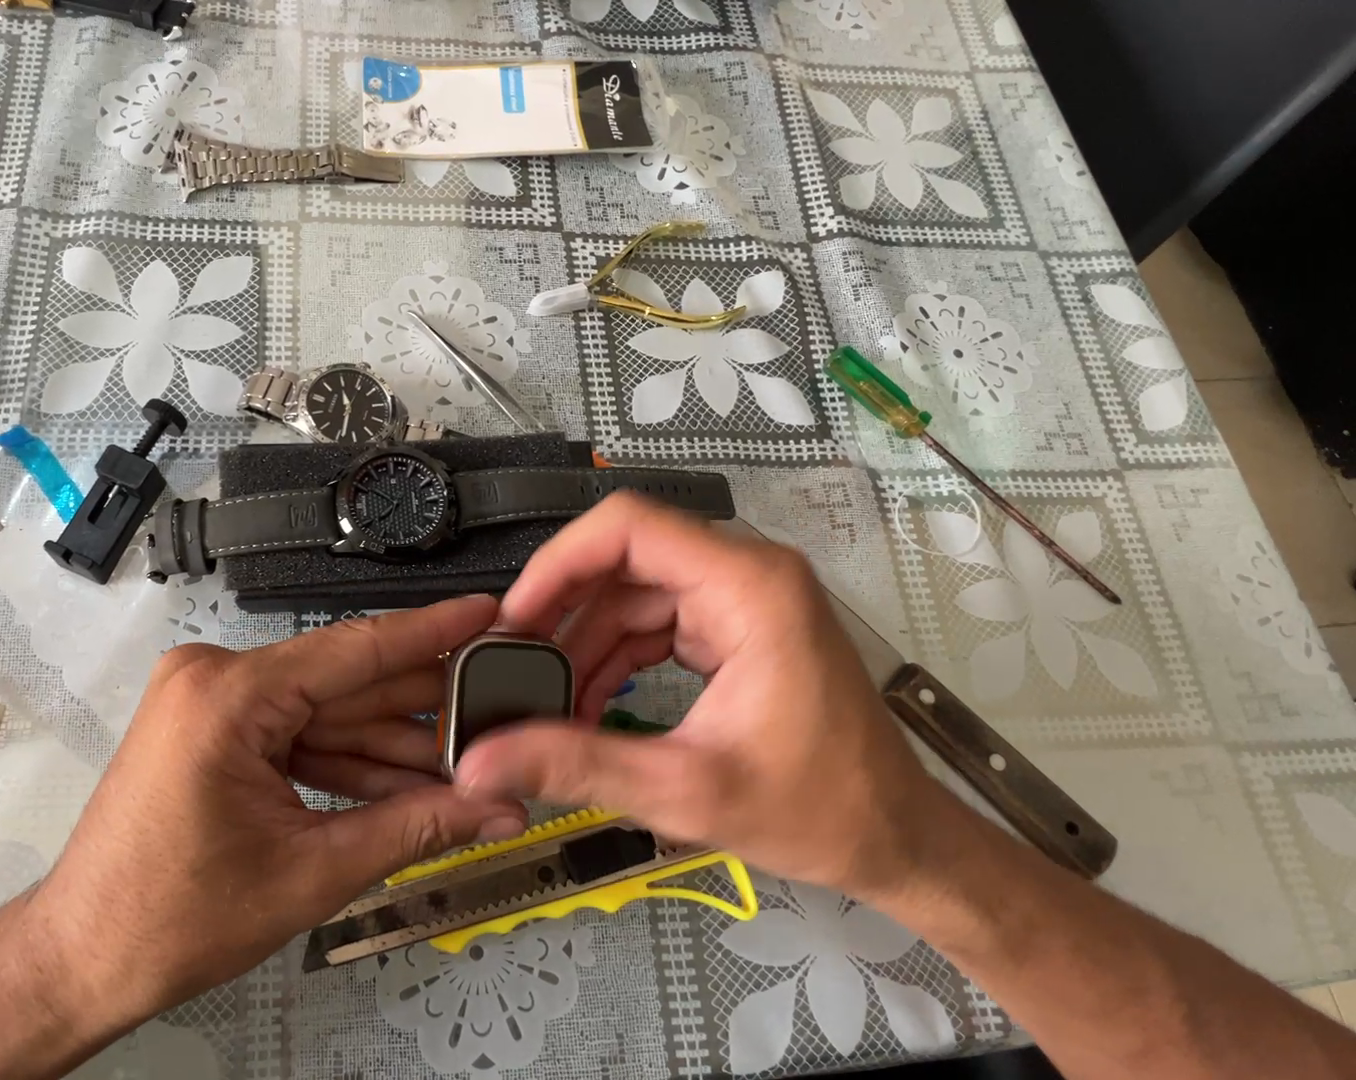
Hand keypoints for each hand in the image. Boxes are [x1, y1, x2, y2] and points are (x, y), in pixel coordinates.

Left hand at [32, 596, 527, 1041]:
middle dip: (421, 710)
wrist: (84, 959)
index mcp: (226, 695)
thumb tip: (488, 807)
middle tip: (491, 718)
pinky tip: (406, 784)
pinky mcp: (216, 730)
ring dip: (392, 744)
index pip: (355, 647)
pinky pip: (300, 732)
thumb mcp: (312, 870)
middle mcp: (214, 680)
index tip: (482, 614)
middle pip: (347, 682)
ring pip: (328, 711)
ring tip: (461, 768)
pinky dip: (349, 760)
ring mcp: (212, 703)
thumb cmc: (162, 918)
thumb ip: (415, 828)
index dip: (432, 631)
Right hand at [454, 493, 956, 899]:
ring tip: (543, 698)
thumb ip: (576, 765)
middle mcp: (745, 574)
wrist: (898, 842)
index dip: (559, 562)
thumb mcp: (686, 791)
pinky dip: (612, 658)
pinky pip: (653, 622)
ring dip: (583, 643)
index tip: (515, 619)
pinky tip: (585, 705)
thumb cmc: (818, 811)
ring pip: (630, 594)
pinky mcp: (733, 627)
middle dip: (562, 610)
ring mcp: (740, 598)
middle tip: (513, 662)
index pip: (629, 526)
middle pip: (623, 558)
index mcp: (749, 586)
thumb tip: (480, 761)